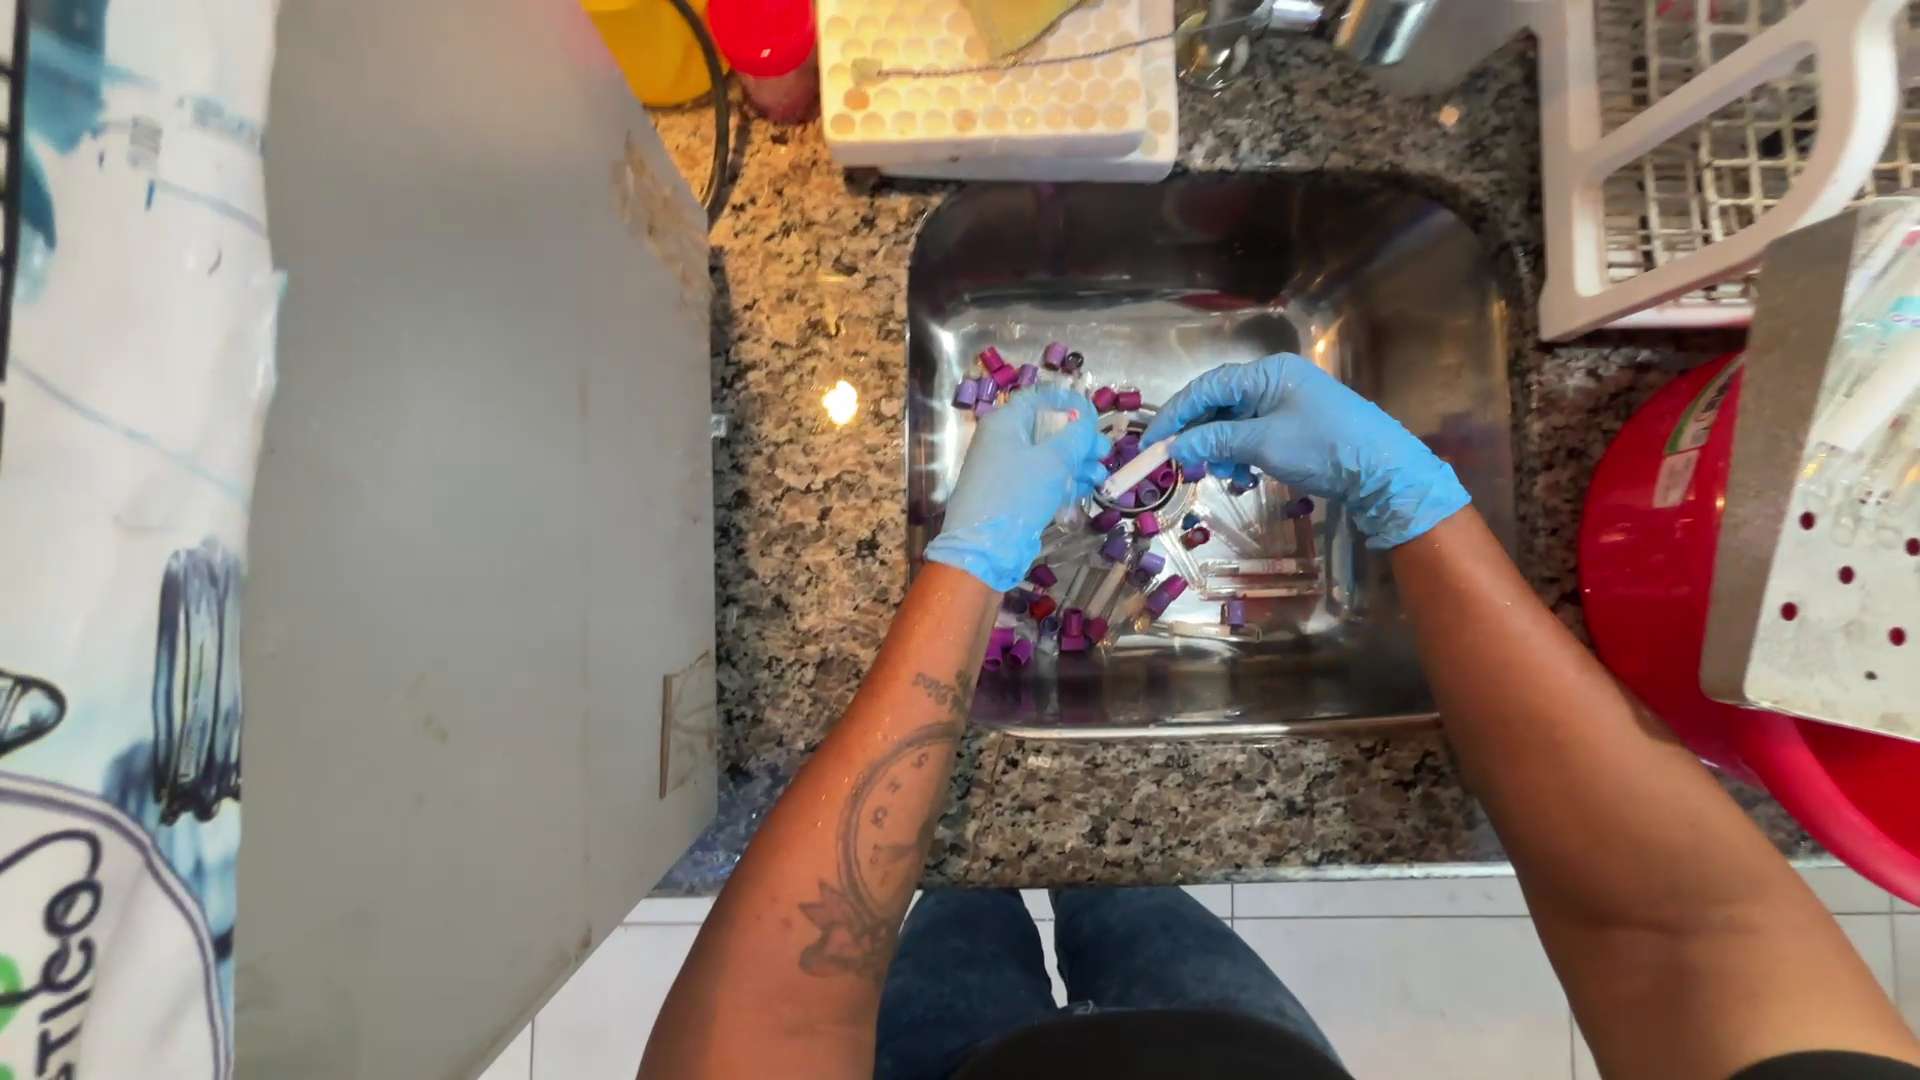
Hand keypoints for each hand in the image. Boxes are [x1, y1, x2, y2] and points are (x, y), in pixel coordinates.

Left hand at [926, 384, 1109, 590]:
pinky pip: (1042, 479)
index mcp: (1004, 423)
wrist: (984, 547)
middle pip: (1047, 429)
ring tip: (1099, 476)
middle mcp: (1002, 441)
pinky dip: (1063, 481)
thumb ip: (1075, 438)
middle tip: (1104, 452)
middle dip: (1079, 440)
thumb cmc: (1017, 493)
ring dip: (1077, 463)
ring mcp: (1006, 469)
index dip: (1068, 404)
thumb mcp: (1052, 461)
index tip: (1093, 417)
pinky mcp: (1012, 494)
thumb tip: (1086, 425)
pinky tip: (1086, 489)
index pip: (1038, 399)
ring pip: (1048, 457)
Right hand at [1140, 353, 1468, 548]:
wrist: (1383, 472)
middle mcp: (1271, 382)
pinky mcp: (1290, 426)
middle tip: (1179, 463)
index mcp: (1266, 374)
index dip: (1174, 416)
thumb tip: (1173, 447)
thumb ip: (1214, 441)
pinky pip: (1249, 436)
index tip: (1151, 443)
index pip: (1205, 389)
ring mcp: (1282, 403)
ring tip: (1222, 474)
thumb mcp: (1262, 444)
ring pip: (1231, 424)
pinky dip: (1238, 455)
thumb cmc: (1323, 448)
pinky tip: (1242, 476)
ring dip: (1218, 450)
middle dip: (1196, 435)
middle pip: (1216, 405)